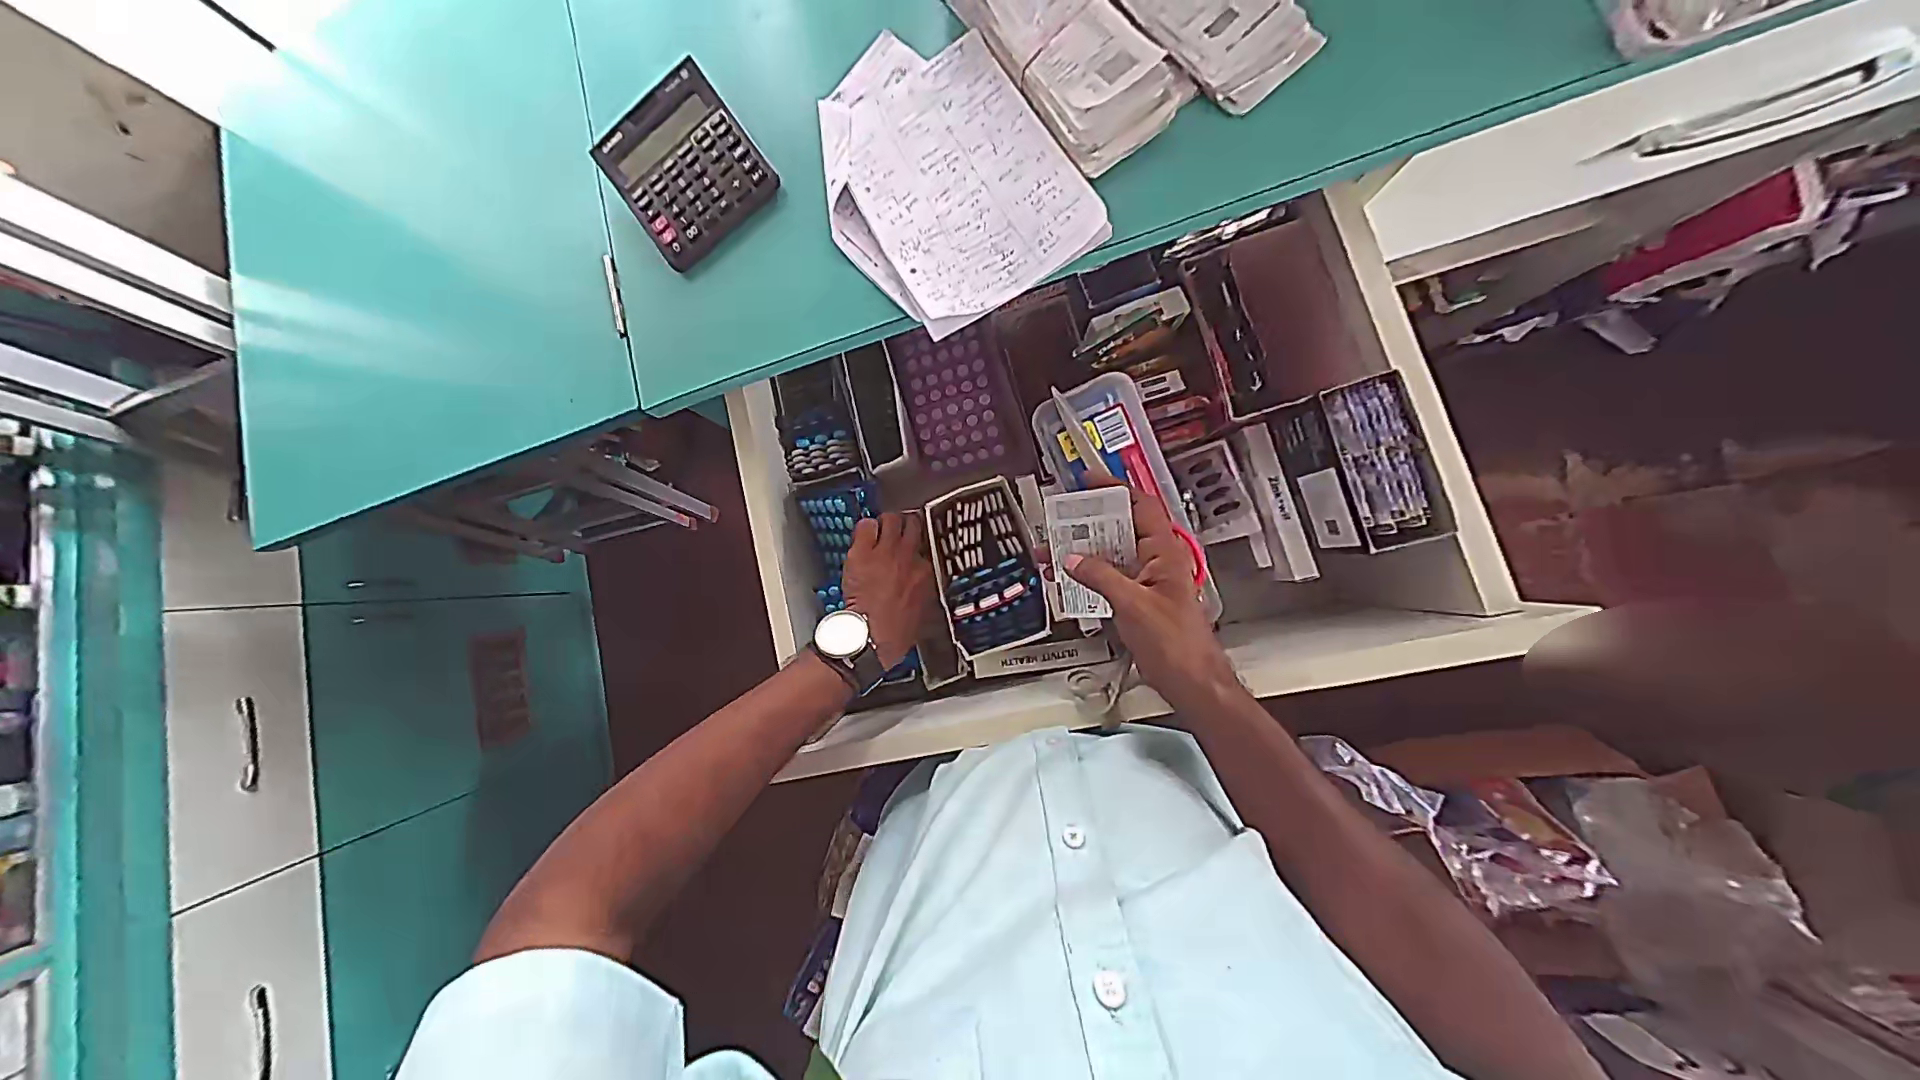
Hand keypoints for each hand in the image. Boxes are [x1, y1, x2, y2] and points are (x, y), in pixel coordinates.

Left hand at [843, 512, 934, 668]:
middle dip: (906, 525)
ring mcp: (886, 551)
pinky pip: (866, 525)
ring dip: (886, 523)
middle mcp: (910, 557)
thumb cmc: (896, 632)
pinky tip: (863, 536)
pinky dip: (865, 528)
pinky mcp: (863, 552)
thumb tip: (923, 587)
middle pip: (913, 524)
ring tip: (880, 531)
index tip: (916, 544)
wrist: (873, 637)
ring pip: (892, 519)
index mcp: (928, 572)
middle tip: (897, 531)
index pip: (929, 544)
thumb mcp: (924, 612)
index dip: (920, 543)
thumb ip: (925, 591)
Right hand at [1062, 481, 1242, 714]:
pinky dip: (1088, 577)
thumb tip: (1073, 558)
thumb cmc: (1177, 644)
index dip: (1115, 489)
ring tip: (1053, 551)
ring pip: (1111, 555)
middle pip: (1120, 529)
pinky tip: (1067, 580)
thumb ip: (1100, 577)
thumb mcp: (1133, 604)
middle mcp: (1157, 562)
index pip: (1141, 506)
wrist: (1191, 682)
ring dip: (1083, 552)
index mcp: (1165, 553)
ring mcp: (1147, 582)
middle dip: (1089, 523)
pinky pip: (1108, 579)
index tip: (1088, 482)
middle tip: (1061, 518)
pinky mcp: (1137, 601)